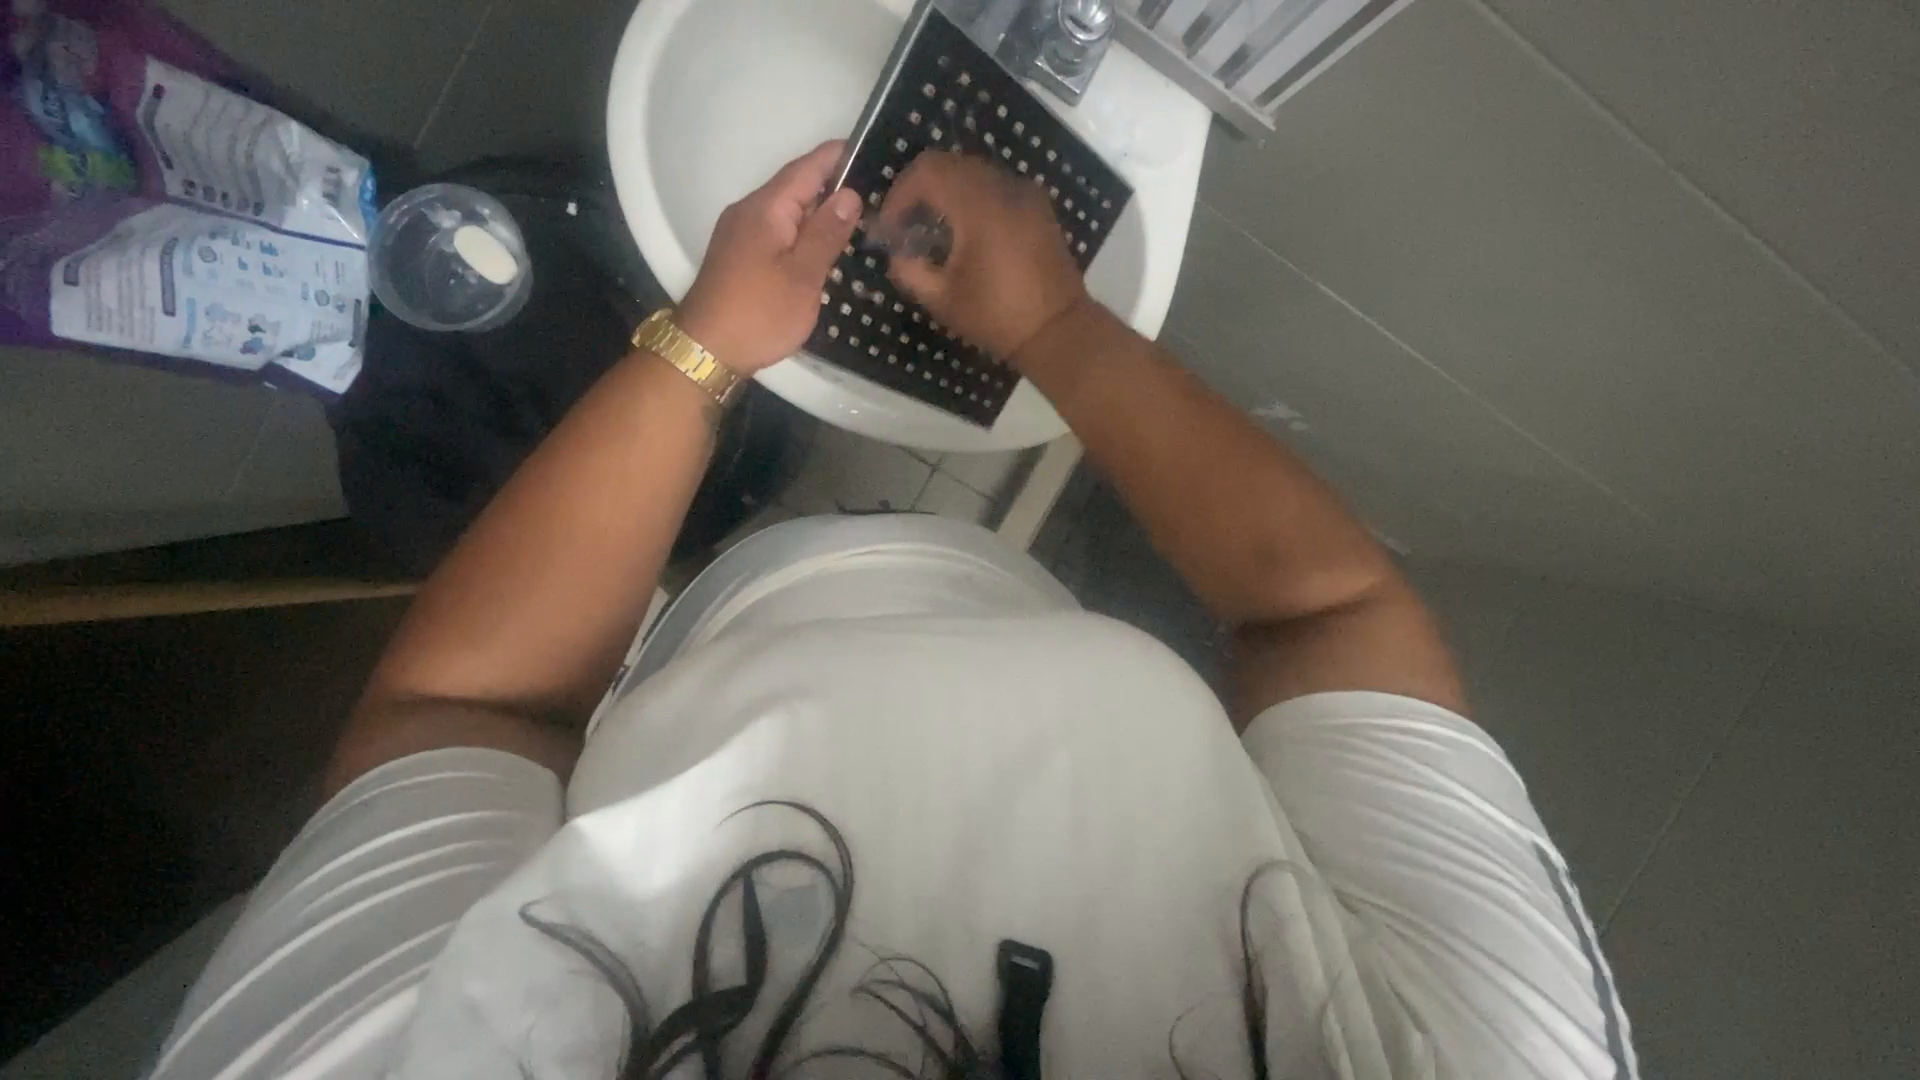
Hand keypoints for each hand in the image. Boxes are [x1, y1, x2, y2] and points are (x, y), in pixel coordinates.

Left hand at [674, 141, 863, 374]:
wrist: (705, 351)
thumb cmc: (758, 314)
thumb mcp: (803, 276)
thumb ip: (827, 233)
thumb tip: (850, 194)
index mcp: (766, 208)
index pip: (807, 168)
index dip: (839, 158)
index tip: (871, 153)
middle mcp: (749, 211)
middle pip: (796, 188)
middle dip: (833, 188)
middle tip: (876, 196)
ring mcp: (740, 234)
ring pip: (787, 213)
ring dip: (819, 215)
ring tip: (857, 223)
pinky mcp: (739, 256)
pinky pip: (777, 232)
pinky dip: (802, 234)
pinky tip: (821, 251)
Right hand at [879, 151, 1090, 362]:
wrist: (1057, 330)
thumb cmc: (997, 317)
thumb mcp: (942, 300)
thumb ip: (910, 271)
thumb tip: (898, 256)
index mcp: (979, 205)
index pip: (928, 171)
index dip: (900, 193)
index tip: (890, 225)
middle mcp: (1005, 187)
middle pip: (951, 164)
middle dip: (922, 189)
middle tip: (907, 224)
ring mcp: (1027, 194)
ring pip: (976, 172)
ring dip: (948, 192)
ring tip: (935, 228)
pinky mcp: (1039, 208)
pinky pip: (998, 187)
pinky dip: (974, 199)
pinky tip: (968, 233)